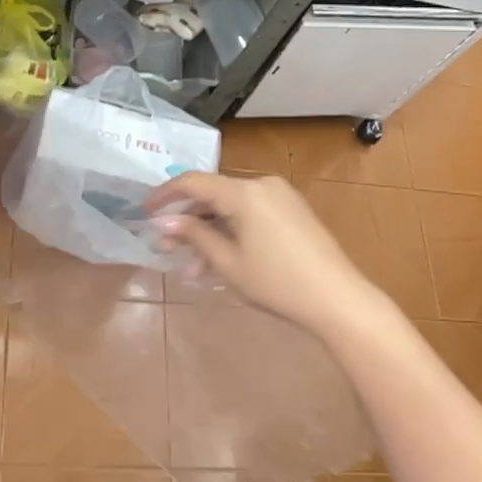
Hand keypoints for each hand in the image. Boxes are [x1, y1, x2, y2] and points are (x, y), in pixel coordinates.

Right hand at [147, 172, 383, 337]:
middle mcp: (263, 185)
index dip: (164, 196)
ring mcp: (281, 197)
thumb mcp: (228, 262)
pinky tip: (221, 262)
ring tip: (194, 271)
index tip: (144, 213)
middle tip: (165, 251)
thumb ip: (194, 236)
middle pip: (213, 195)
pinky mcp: (292, 212)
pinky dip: (231, 233)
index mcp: (244, 192)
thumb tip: (163, 223)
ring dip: (209, 234)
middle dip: (187, 222)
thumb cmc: (277, 282)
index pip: (193, 182)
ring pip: (231, 208)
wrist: (337, 299)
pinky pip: (251, 215)